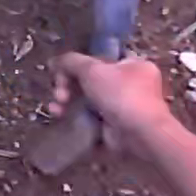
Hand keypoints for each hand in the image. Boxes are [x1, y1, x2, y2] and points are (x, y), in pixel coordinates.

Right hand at [49, 53, 176, 154]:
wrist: (141, 136)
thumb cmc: (121, 95)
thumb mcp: (92, 69)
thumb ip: (71, 61)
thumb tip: (54, 61)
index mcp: (134, 66)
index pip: (101, 58)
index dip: (80, 63)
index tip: (63, 71)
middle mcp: (131, 85)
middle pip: (90, 79)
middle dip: (68, 85)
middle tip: (59, 93)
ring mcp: (123, 108)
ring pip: (87, 99)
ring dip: (67, 101)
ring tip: (56, 108)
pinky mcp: (114, 127)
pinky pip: (89, 117)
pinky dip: (73, 117)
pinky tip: (59, 116)